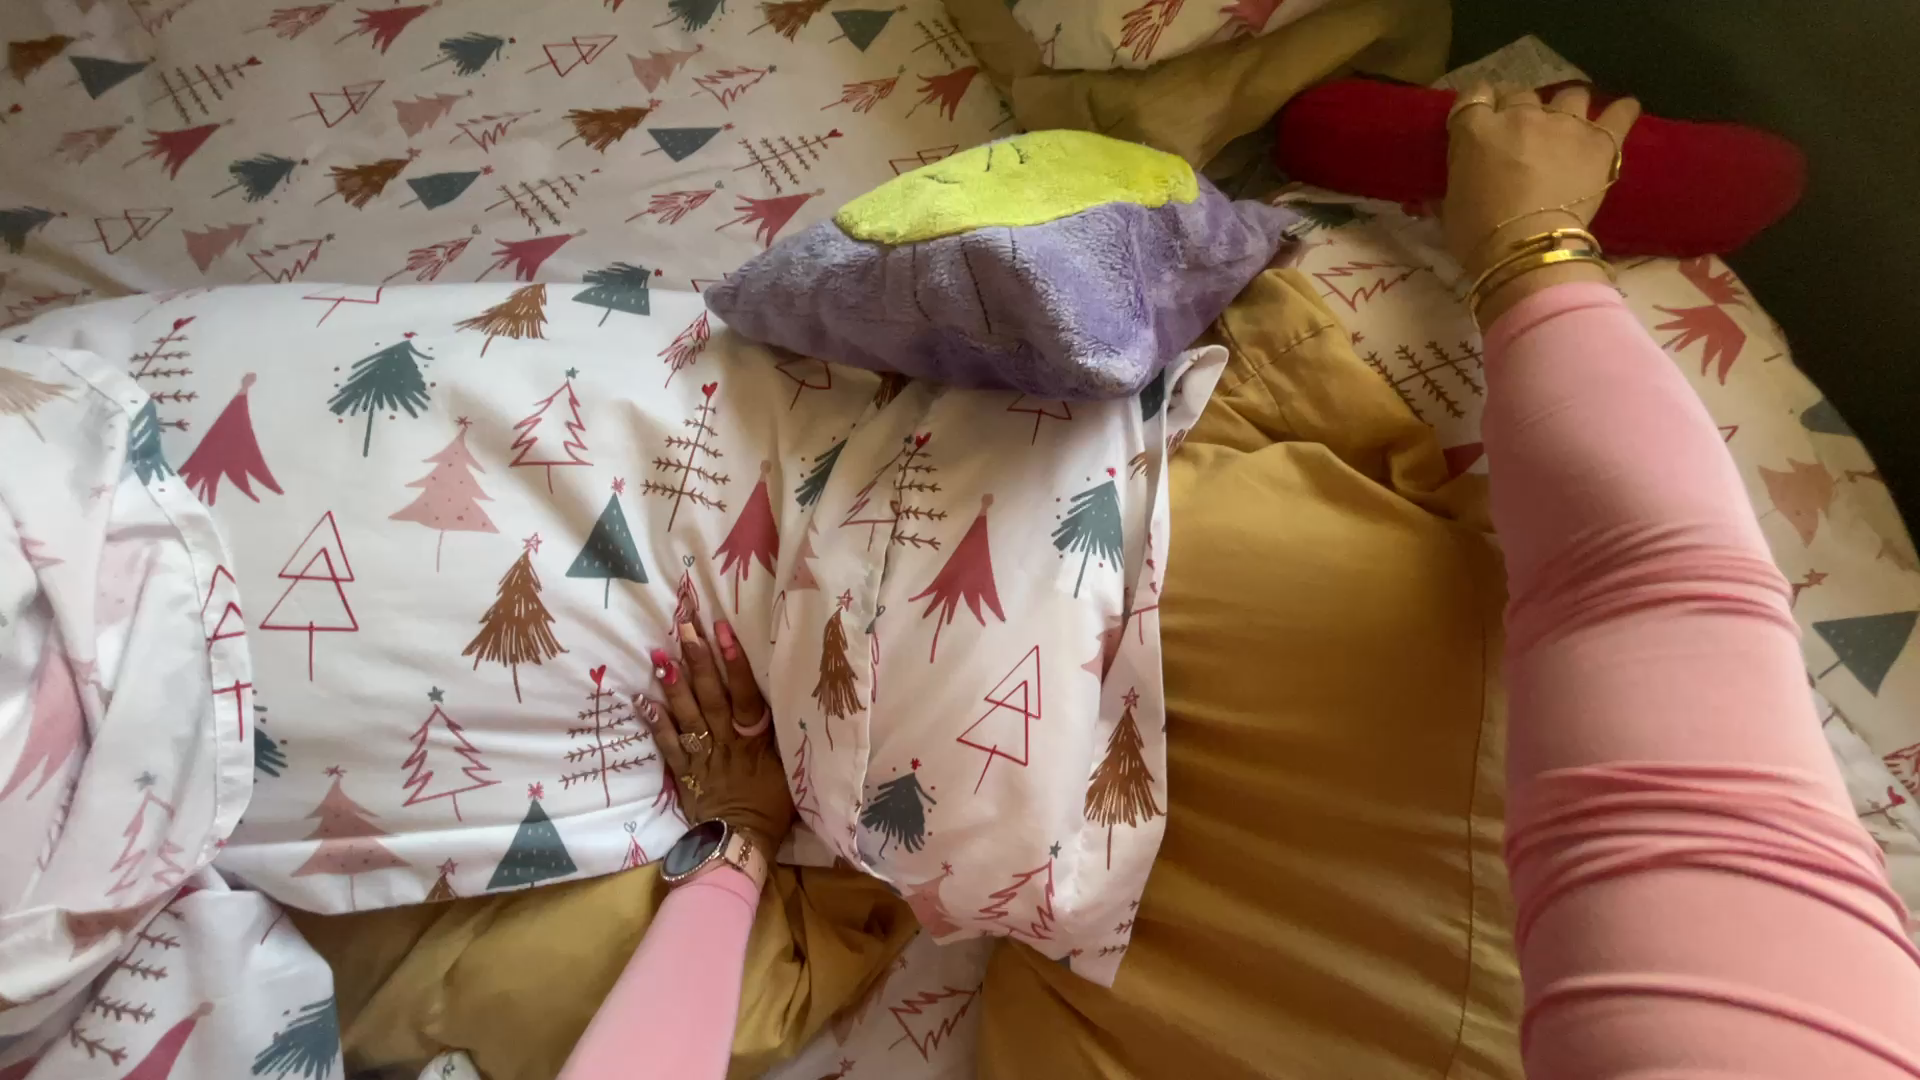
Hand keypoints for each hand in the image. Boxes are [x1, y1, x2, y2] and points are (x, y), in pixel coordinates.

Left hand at [644, 619, 794, 851]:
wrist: (743, 844)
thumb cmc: (774, 804)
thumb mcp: (791, 767)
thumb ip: (783, 735)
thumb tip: (788, 698)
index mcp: (757, 740)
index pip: (746, 695)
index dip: (734, 663)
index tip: (722, 631)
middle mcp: (727, 743)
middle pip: (712, 697)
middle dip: (699, 660)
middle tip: (685, 627)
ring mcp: (703, 758)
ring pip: (687, 716)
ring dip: (674, 684)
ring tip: (660, 654)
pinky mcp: (684, 774)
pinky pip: (667, 746)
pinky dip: (655, 723)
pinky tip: (640, 699)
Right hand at [1442, 82, 1640, 323]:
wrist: (1527, 248)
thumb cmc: (1476, 234)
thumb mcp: (1450, 207)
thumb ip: (1457, 182)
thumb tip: (1453, 183)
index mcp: (1477, 133)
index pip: (1472, 97)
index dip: (1474, 106)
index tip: (1474, 121)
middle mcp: (1522, 116)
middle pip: (1519, 94)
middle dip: (1514, 108)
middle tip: (1513, 134)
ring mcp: (1566, 122)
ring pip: (1569, 94)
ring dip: (1563, 108)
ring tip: (1561, 129)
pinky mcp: (1603, 138)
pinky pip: (1622, 110)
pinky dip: (1618, 113)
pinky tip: (1611, 122)